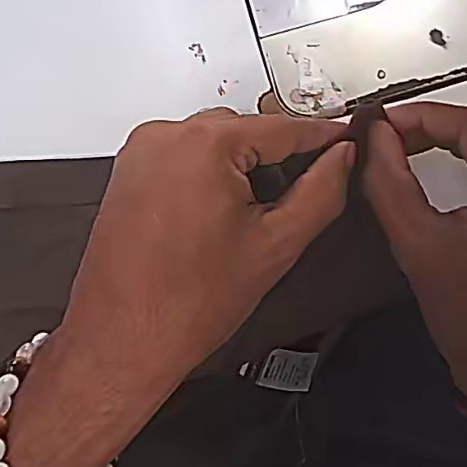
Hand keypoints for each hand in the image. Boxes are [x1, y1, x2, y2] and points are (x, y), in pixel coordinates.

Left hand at [8, 109, 352, 466]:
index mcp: (203, 146)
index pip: (280, 127)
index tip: (342, 138)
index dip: (321, 135)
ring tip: (253, 216)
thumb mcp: (276, 245)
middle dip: (277, 156)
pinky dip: (209, 173)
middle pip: (245, 130)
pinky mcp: (129, 172)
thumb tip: (339, 160)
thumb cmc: (183, 303)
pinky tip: (219, 214)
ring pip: (213, 141)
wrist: (124, 339)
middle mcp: (165, 138)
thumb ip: (321, 191)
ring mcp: (141, 154)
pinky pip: (183, 155)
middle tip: (305, 187)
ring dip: (241, 165)